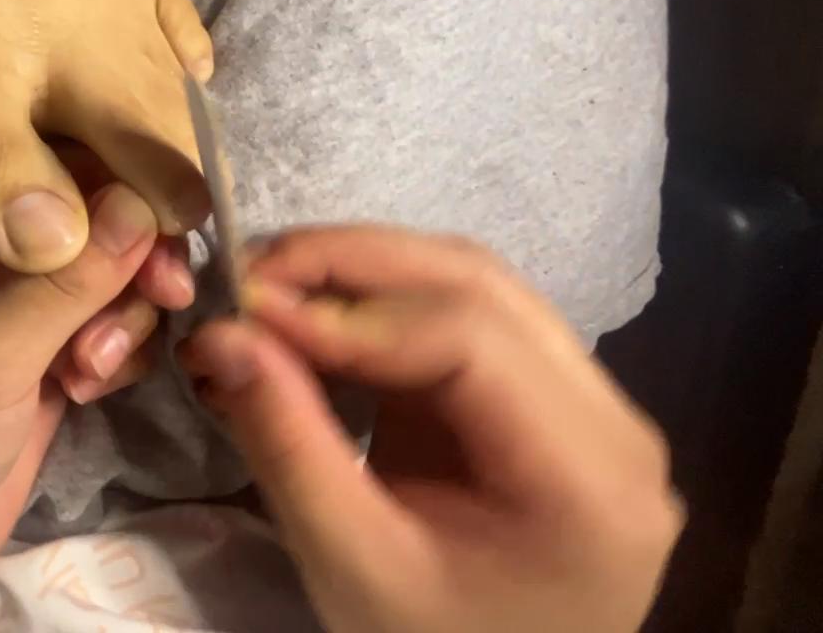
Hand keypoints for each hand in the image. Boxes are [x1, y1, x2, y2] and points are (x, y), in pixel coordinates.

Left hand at [0, 0, 214, 275]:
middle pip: (186, 143)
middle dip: (158, 194)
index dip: (160, 245)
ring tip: (119, 150)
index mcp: (124, 95)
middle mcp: (158, 46)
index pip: (181, 197)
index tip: (124, 270)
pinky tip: (137, 52)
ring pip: (179, 77)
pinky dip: (155, 51)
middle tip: (112, 218)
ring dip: (156, 122)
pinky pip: (167, 12)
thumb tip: (60, 254)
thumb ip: (4, 175)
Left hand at [0, 183, 160, 596]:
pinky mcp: (51, 349)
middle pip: (93, 225)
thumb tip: (138, 201)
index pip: (51, 178)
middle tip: (162, 303)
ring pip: (111, 278)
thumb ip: (67, 283)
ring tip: (87, 374)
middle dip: (127, 269)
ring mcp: (23, 303)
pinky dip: (115, 352)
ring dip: (120, 321)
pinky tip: (84, 391)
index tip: (163, 252)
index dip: (116, 203)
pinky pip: (111, 325)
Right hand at [181, 227, 682, 632]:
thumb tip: (218, 333)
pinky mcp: (517, 380)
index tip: (244, 317)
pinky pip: (439, 300)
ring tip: (263, 290)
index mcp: (589, 480)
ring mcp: (569, 390)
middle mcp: (603, 415)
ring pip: (456, 273)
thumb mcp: (346, 559)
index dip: (346, 313)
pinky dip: (360, 292)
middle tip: (242, 278)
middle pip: (469, 281)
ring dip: (349, 266)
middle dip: (340, 262)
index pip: (469, 338)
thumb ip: (285, 441)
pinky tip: (303, 315)